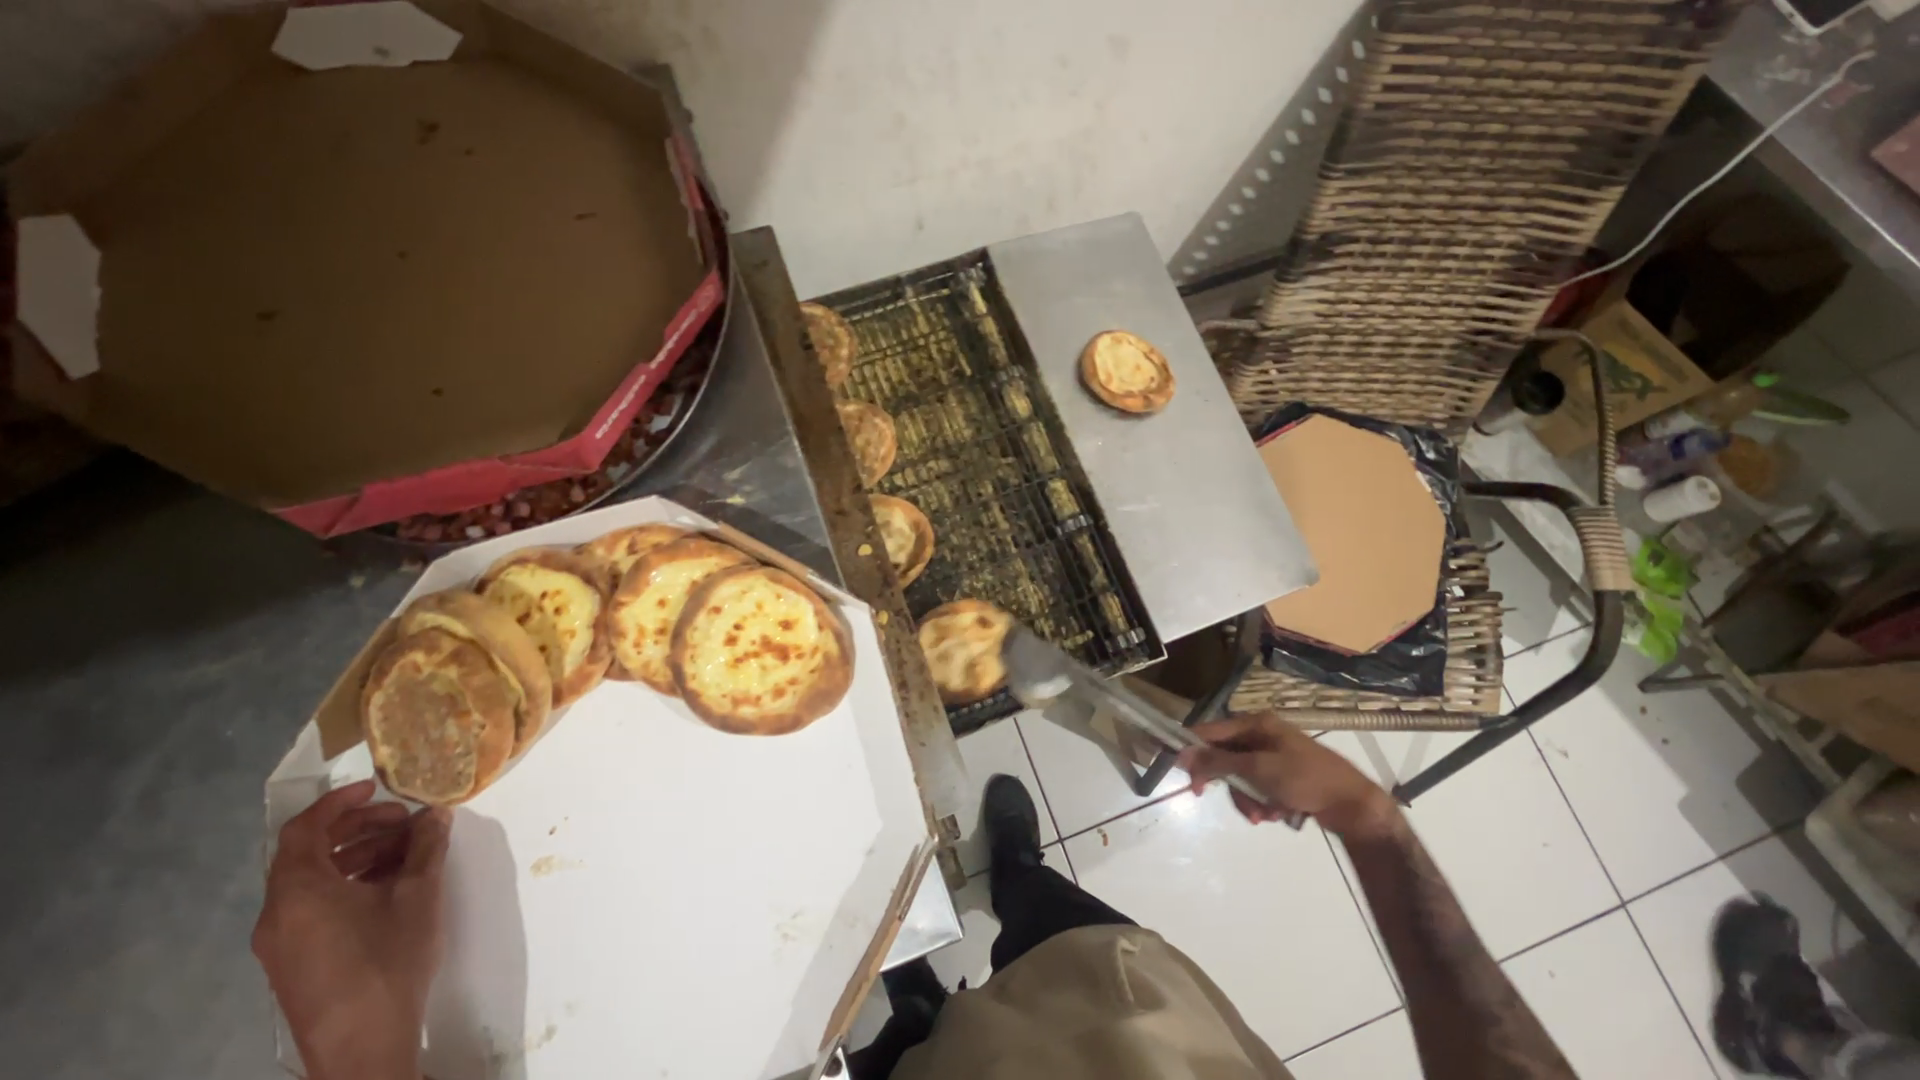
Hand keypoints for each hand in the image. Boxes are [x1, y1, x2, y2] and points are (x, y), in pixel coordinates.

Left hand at [253, 779, 450, 1079]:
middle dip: (357, 829)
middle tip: (404, 821)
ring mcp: (280, 943)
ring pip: (312, 882)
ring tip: (406, 854)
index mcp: (298, 891)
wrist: (362, 1047)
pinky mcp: (292, 964)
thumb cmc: (387, 962)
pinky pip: (312, 907)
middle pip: (308, 854)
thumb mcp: (418, 897)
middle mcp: (277, 914)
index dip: (340, 802)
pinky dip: (346, 886)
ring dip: (356, 858)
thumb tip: (435, 815)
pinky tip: (388, 891)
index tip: (377, 788)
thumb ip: (425, 849)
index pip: (304, 829)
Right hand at [1176, 715, 1398, 839]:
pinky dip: (1263, 803)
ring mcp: (1274, 756)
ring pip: (1242, 778)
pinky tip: (1278, 814)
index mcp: (1256, 724)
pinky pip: (1259, 788)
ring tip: (1265, 816)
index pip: (1211, 732)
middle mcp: (1263, 735)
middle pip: (1225, 758)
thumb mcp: (1257, 769)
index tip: (1184, 776)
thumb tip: (1181, 752)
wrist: (1352, 804)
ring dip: (1248, 800)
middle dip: (1229, 785)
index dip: (1194, 752)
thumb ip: (1218, 761)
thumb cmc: (1305, 779)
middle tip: (1221, 801)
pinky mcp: (1284, 776)